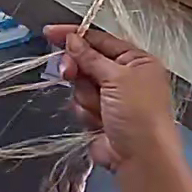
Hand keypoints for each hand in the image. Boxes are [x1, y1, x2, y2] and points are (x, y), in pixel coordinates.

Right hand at [42, 25, 179, 170]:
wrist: (141, 158)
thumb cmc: (137, 112)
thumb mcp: (116, 77)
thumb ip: (90, 57)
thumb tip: (72, 38)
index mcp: (136, 61)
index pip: (101, 40)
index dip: (76, 36)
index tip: (50, 33)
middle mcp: (125, 77)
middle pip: (87, 62)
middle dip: (78, 69)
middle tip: (68, 73)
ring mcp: (112, 98)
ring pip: (81, 85)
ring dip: (86, 96)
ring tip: (99, 109)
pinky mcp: (100, 117)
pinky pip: (82, 105)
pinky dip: (87, 113)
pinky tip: (98, 123)